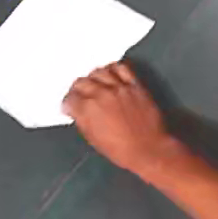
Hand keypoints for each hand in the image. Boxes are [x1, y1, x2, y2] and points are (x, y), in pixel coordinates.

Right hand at [63, 63, 186, 177]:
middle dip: (77, 89)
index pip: (70, 99)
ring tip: (94, 82)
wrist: (148, 149)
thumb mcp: (93, 140)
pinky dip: (114, 68)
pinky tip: (112, 73)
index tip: (71, 106)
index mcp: (87, 110)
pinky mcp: (135, 85)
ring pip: (99, 72)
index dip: (69, 103)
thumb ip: (83, 121)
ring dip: (94, 77)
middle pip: (82, 82)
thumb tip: (78, 113)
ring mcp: (119, 88)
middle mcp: (101, 95)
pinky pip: (122, 68)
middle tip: (79, 94)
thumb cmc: (122, 150)